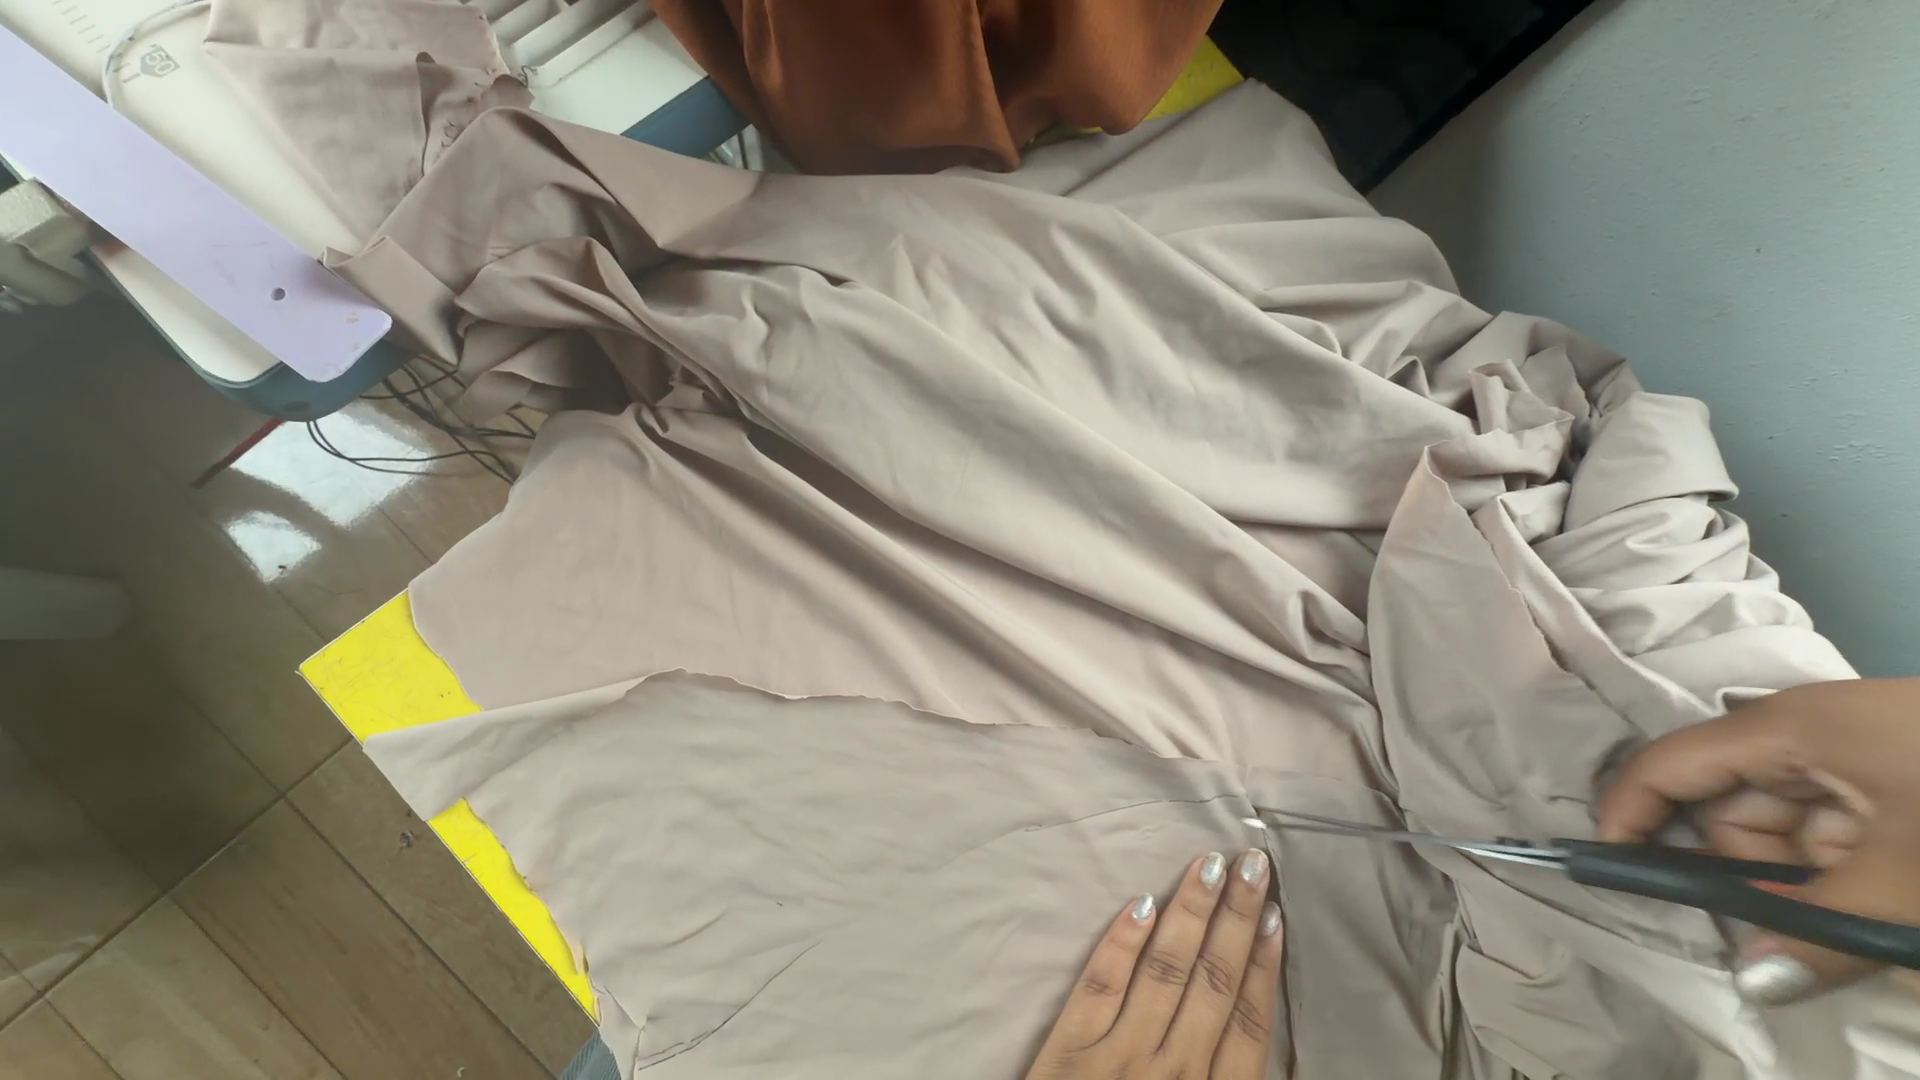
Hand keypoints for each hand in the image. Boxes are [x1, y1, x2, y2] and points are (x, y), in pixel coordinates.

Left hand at [1025, 849, 1285, 1079]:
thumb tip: (1256, 1033)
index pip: (1249, 1022)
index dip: (1265, 964)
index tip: (1276, 913)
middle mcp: (1173, 1073)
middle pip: (1215, 983)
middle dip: (1237, 918)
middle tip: (1252, 862)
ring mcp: (1118, 1057)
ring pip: (1165, 971)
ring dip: (1191, 914)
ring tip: (1210, 865)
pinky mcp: (1066, 1050)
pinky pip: (1099, 985)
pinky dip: (1122, 943)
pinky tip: (1141, 902)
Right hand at [1597, 677, 1919, 1004]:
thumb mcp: (1914, 879)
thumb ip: (1824, 929)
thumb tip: (1751, 984)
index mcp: (1785, 729)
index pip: (1667, 765)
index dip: (1631, 813)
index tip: (1616, 872)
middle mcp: (1806, 730)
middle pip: (1729, 798)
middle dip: (1742, 867)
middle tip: (1775, 932)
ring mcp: (1859, 751)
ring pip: (1788, 819)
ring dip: (1804, 876)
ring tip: (1862, 922)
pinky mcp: (1899, 775)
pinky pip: (1839, 825)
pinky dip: (1846, 868)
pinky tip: (1887, 899)